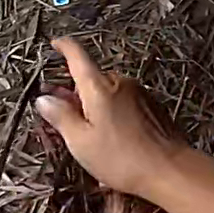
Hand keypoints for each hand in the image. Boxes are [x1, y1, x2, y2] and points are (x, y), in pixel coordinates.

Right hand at [34, 37, 185, 198]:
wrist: (169, 169)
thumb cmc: (121, 158)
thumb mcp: (81, 142)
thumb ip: (61, 117)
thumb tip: (44, 99)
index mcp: (99, 87)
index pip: (78, 56)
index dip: (64, 47)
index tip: (55, 43)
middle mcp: (120, 82)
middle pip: (92, 78)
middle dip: (76, 92)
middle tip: (64, 115)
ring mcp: (138, 92)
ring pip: (108, 91)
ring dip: (95, 104)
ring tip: (90, 134)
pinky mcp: (151, 105)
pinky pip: (124, 101)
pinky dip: (112, 111)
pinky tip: (113, 136)